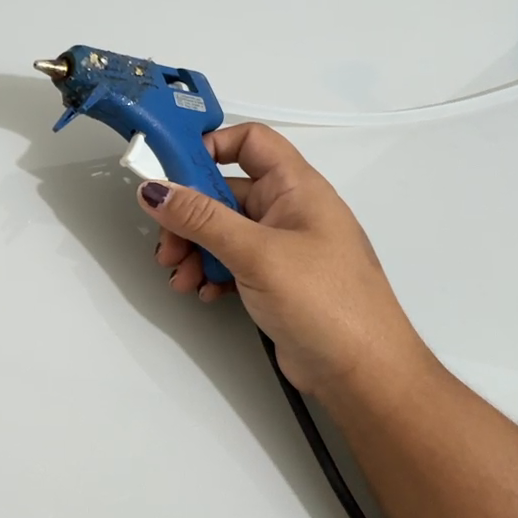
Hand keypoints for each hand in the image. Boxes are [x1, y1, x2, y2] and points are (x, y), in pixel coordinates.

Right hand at [138, 123, 433, 396]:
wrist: (364, 376)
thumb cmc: (324, 303)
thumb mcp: (256, 252)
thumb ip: (200, 218)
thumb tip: (153, 190)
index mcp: (297, 189)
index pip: (250, 142)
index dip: (209, 146)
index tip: (168, 170)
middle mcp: (289, 210)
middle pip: (223, 191)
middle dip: (186, 215)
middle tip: (166, 245)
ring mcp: (282, 246)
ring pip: (220, 229)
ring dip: (192, 249)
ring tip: (181, 278)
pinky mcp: (274, 278)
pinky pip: (228, 260)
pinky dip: (208, 271)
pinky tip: (204, 292)